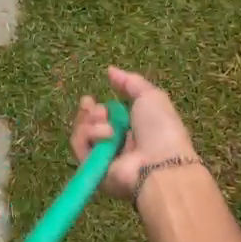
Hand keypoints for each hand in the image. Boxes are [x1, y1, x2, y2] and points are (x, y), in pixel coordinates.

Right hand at [70, 66, 198, 200]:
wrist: (160, 164)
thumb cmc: (161, 130)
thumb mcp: (151, 97)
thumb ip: (130, 82)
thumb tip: (110, 70)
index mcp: (132, 131)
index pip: (103, 116)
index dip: (96, 107)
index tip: (91, 99)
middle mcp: (117, 145)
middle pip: (89, 123)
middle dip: (90, 112)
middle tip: (97, 110)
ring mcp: (104, 158)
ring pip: (82, 133)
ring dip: (90, 123)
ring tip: (105, 124)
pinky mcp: (92, 171)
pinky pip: (79, 148)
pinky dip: (86, 137)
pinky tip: (102, 135)